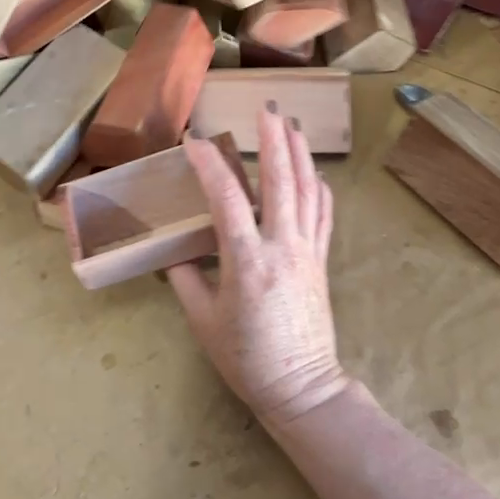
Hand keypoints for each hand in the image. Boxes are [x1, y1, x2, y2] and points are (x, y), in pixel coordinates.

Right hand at [170, 108, 347, 428]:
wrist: (303, 389)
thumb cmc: (246, 359)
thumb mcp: (203, 321)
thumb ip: (186, 278)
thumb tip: (175, 248)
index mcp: (247, 263)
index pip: (228, 200)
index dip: (211, 166)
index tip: (195, 141)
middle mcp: (282, 249)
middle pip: (282, 183)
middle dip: (274, 141)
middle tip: (267, 109)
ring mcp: (307, 253)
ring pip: (308, 192)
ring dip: (300, 155)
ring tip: (293, 125)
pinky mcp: (321, 262)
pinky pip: (324, 216)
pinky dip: (319, 189)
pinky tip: (314, 172)